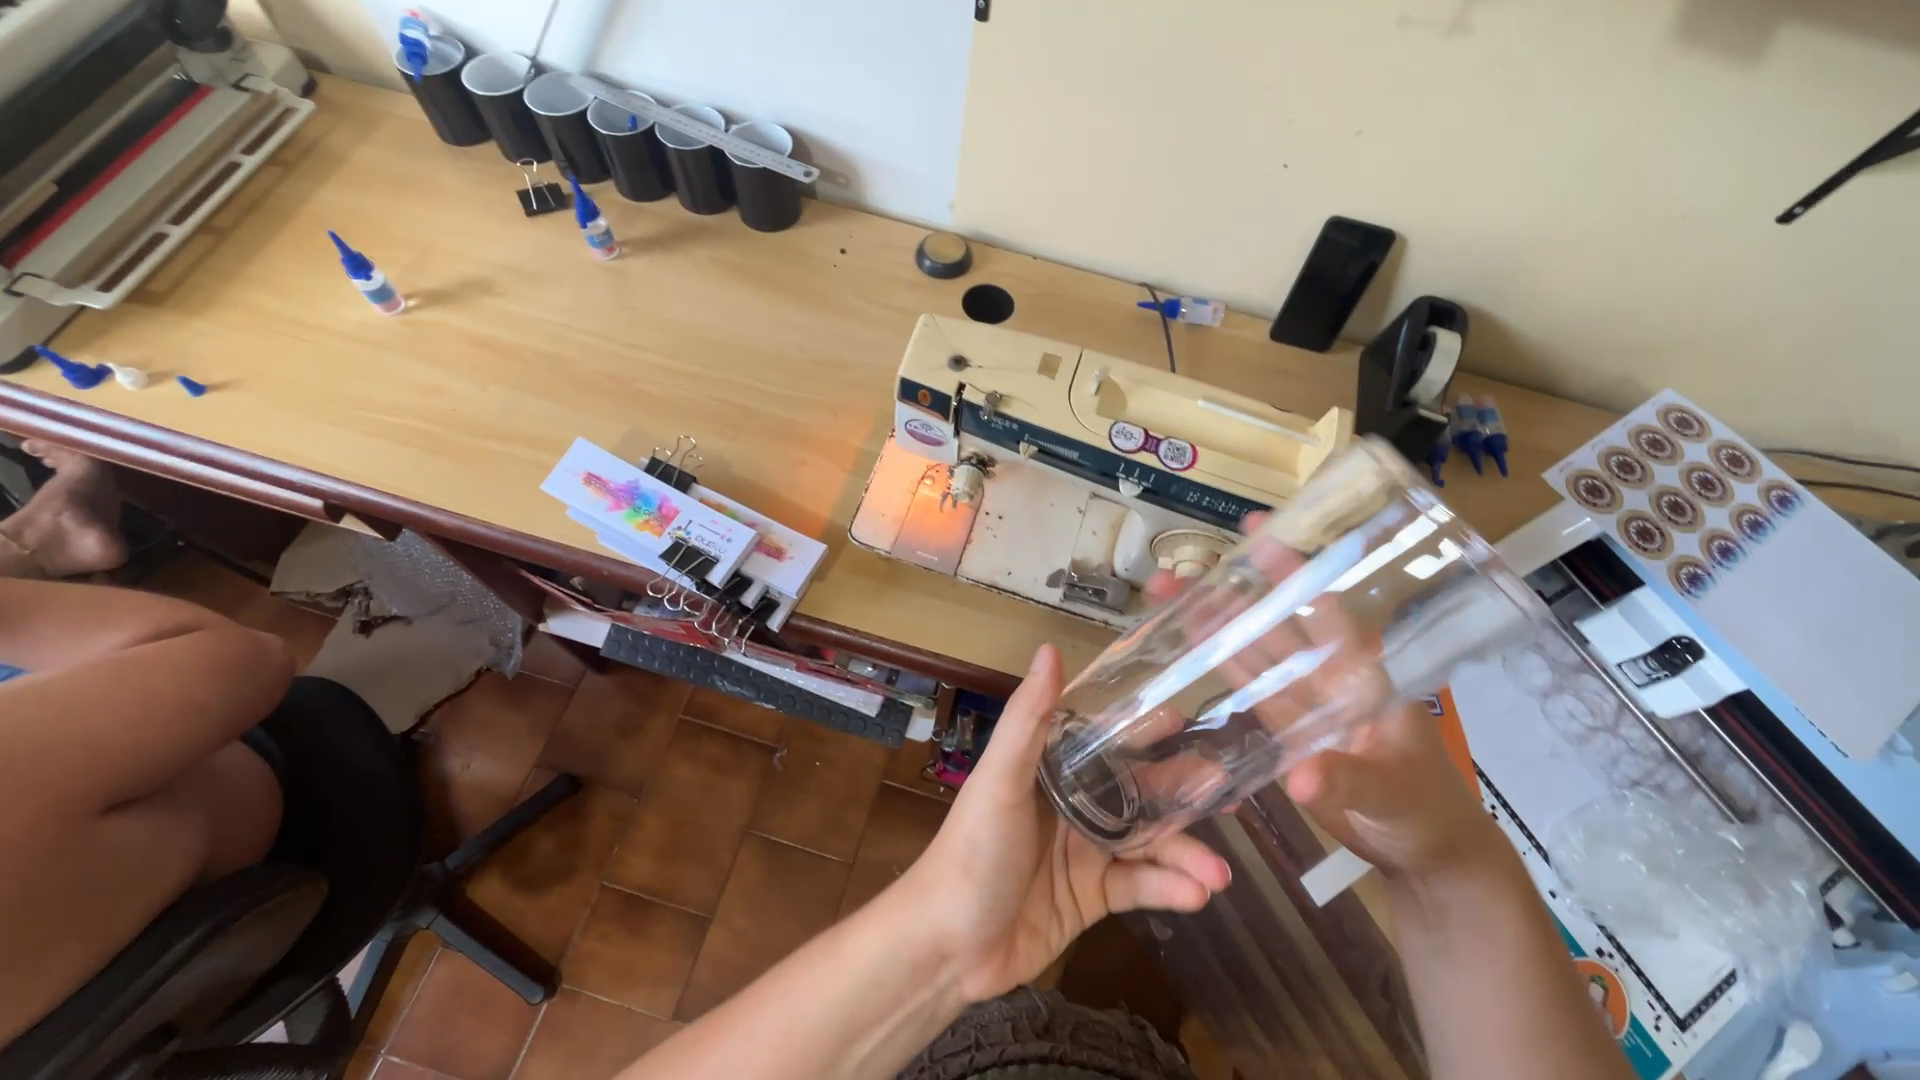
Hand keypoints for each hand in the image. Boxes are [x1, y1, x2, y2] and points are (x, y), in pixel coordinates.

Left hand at [898, 645, 1231, 1003]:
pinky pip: (1140, 888)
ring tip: (1218, 871)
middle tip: (1232, 791)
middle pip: (1140, 793)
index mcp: (1050, 771)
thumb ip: (1028, 720)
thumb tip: (1050, 650)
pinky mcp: (1094, 899)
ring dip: (1185, 853)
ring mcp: (1085, 854)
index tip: (1192, 718)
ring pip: (1149, 844)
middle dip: (1184, 793)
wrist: (947, 946)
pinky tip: (1197, 895)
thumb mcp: (999, 782)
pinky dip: (1170, 890)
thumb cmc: (971, 852)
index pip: (1107, 741)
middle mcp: (1072, 806)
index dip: (1146, 730)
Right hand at [1147, 513, 1500, 881]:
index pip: (1323, 611)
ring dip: (1212, 628)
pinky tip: (1187, 652)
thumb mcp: (1391, 792)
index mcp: (1361, 676)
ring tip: (1167, 598)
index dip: (1291, 570)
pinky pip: (1247, 694)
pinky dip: (1218, 671)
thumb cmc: (1425, 811)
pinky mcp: (1285, 733)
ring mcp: (1303, 704)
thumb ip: (1347, 781)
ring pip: (1251, 656)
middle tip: (1175, 572)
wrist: (1425, 852)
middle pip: (1271, 628)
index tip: (1256, 531)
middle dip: (1227, 596)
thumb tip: (1299, 777)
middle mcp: (1327, 679)